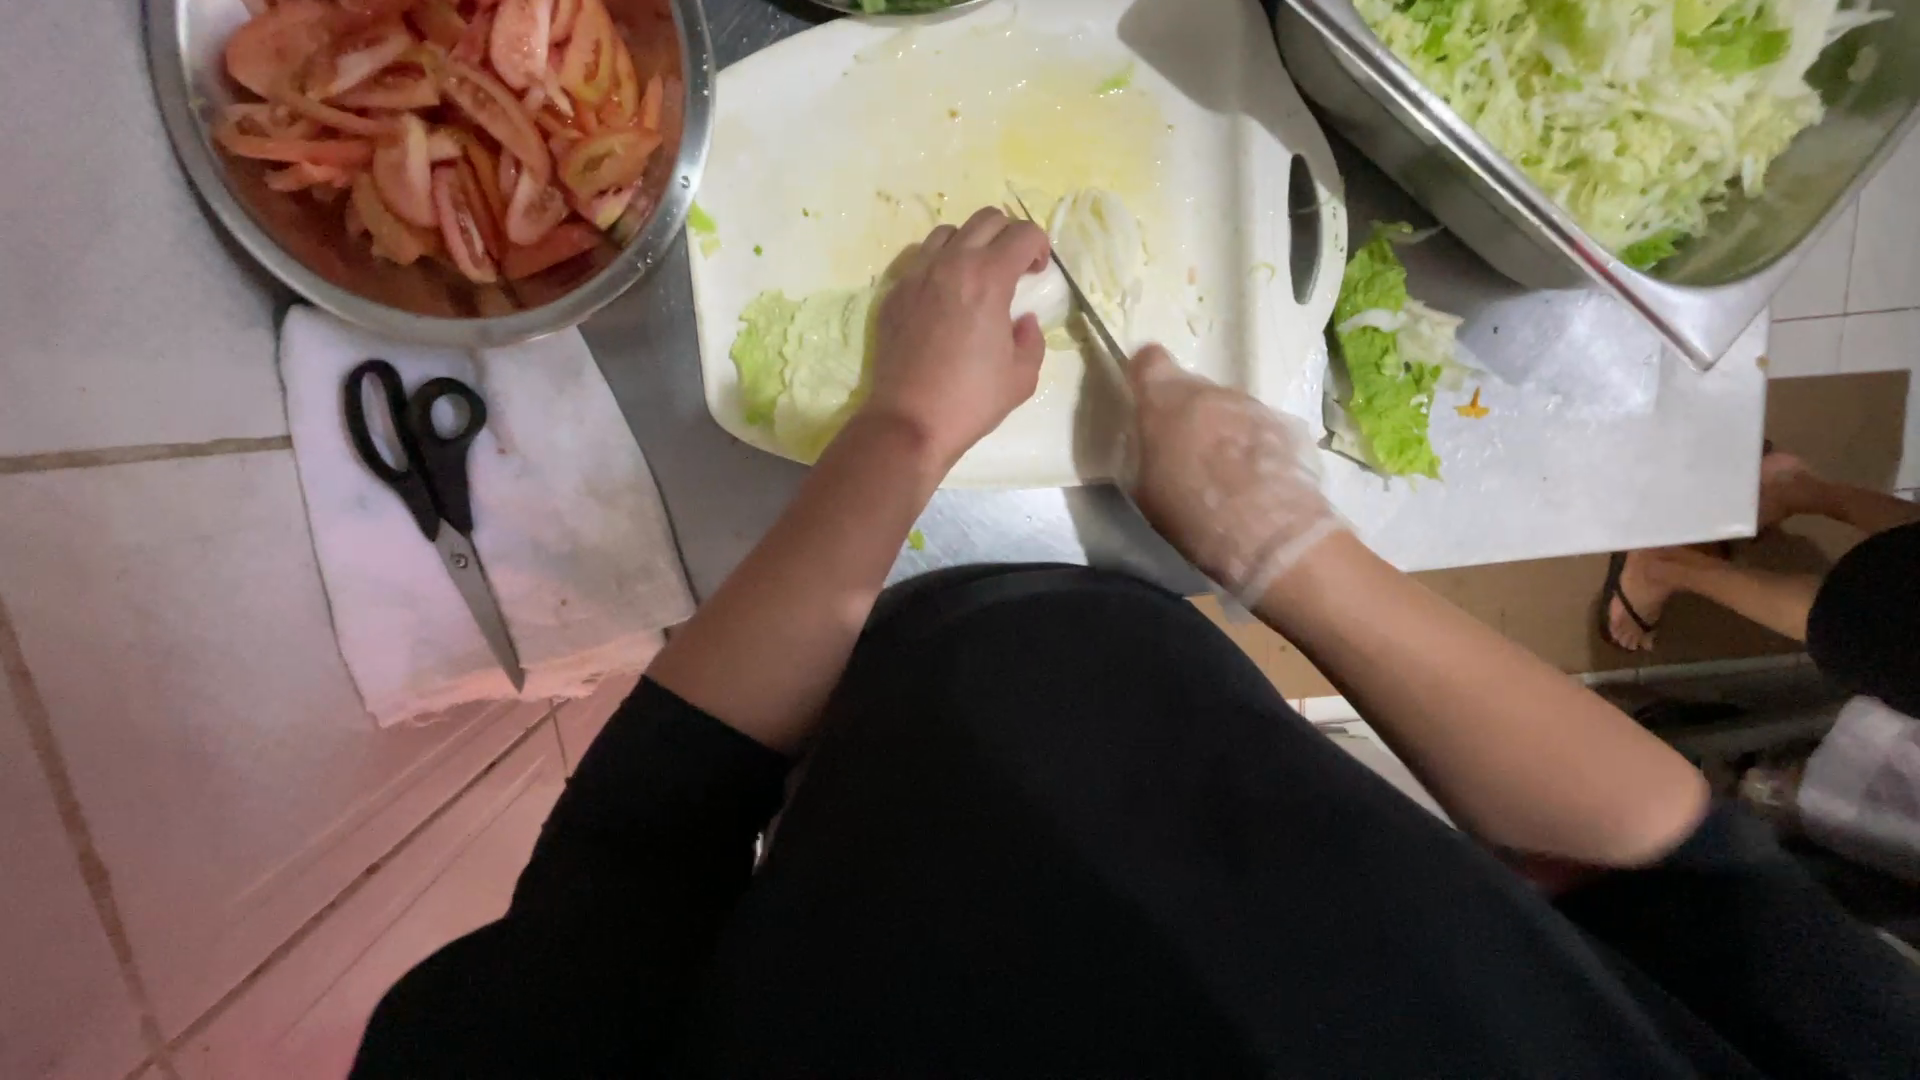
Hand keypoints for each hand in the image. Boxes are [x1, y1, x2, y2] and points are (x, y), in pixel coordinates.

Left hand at [863, 208, 1051, 466]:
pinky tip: (944, 295)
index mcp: (988, 279)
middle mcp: (950, 265)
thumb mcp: (1022, 378)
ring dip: (970, 244)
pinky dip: (939, 264)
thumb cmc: (970, 402)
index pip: (1022, 233)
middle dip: (1008, 236)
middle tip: (1013, 268)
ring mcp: (916, 276)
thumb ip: (1032, 340)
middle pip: (986, 219)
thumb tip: (1024, 322)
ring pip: (948, 233)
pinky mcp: (893, 294)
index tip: (1039, 272)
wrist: (908, 422)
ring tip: (975, 276)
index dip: (1039, 246)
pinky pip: (919, 259)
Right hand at [1126, 345, 1343, 601]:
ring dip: (1223, 432)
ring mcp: (1253, 405)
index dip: (1145, 375)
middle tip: (1186, 455)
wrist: (1264, 531)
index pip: (1149, 360)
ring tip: (1226, 475)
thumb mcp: (1144, 487)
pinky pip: (1260, 430)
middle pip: (1193, 391)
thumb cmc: (1189, 512)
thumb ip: (1148, 451)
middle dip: (1187, 415)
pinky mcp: (1287, 426)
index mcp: (1164, 401)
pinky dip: (1254, 448)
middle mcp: (1210, 391)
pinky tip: (1255, 483)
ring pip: (1229, 410)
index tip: (1145, 396)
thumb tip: (1154, 444)